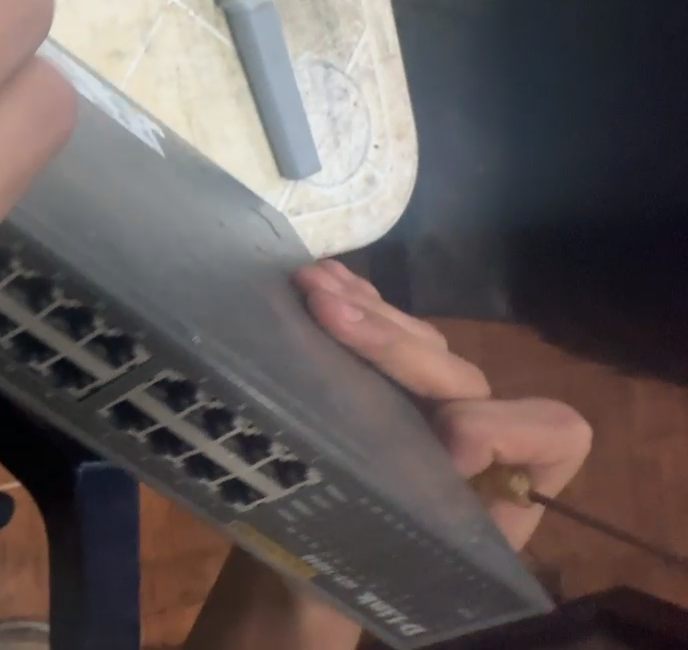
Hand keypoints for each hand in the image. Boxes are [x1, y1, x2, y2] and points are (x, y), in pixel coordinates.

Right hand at [295, 259, 591, 548]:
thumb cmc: (350, 576)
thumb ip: (427, 523)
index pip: (548, 431)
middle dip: (388, 339)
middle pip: (456, 370)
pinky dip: (354, 299)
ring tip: (308, 281)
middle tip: (320, 305)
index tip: (435, 448)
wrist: (304, 571)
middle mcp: (473, 436)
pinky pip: (381, 329)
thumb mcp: (393, 565)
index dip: (492, 428)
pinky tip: (322, 277)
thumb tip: (423, 468)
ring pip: (417, 340)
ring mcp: (417, 403)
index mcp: (501, 489)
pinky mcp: (372, 382)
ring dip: (364, 307)